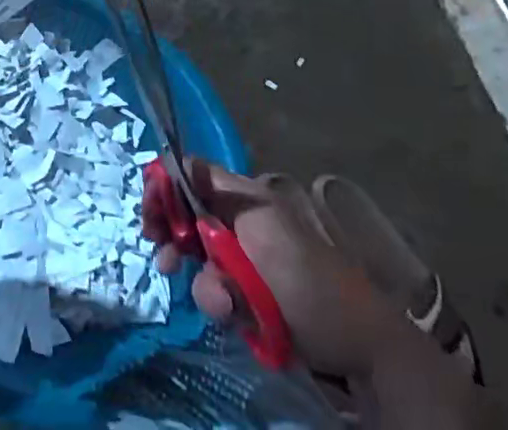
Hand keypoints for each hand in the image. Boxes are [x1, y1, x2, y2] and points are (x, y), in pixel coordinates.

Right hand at [144, 159, 424, 378]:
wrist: (358, 347)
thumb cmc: (310, 284)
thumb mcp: (263, 231)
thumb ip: (218, 195)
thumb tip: (174, 161)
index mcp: (245, 198)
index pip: (190, 174)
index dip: (164, 187)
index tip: (149, 216)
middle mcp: (238, 220)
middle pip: (185, 214)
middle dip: (172, 237)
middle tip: (162, 259)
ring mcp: (242, 256)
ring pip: (198, 257)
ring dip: (202, 280)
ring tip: (222, 305)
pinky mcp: (245, 290)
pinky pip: (214, 286)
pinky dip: (217, 299)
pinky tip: (233, 315)